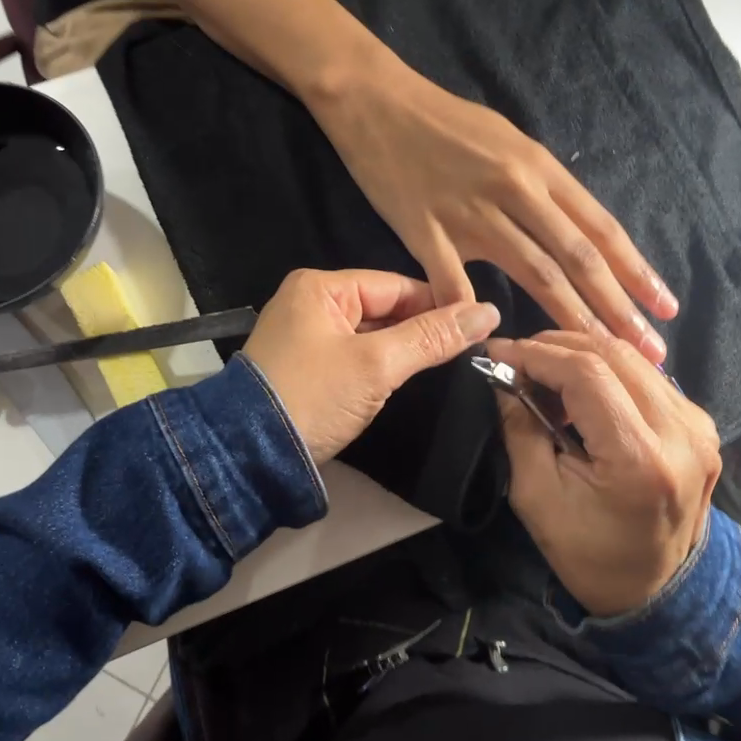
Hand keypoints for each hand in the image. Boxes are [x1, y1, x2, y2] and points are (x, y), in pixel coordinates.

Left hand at [243, 269, 499, 464]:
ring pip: (371, 334)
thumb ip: (432, 337)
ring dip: (402, 349)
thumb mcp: (377, 365)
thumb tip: (490, 313)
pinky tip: (404, 380)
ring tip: (447, 364)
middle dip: (421, 328)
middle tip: (470, 349)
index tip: (480, 326)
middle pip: (384, 307)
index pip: (396, 285)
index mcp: (321, 287)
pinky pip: (354, 355)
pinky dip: (379, 366)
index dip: (439, 304)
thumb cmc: (314, 397)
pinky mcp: (306, 367)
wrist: (251, 456)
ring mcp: (305, 336)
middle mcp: (310, 302)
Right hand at [309, 66, 677, 363]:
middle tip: (650, 348)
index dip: (636, 270)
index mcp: (539, 167)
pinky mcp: (425, 229)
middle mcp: (516, 190)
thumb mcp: (507, 139)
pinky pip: (451, 280)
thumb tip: (568, 225)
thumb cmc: (445, 120)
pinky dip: (468, 312)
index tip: (664, 306)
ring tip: (600, 351)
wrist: (379, 103)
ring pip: (532, 272)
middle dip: (618, 305)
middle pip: (577, 256)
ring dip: (571, 317)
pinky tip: (485, 343)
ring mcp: (470, 212)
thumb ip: (538, 183)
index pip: (599, 227)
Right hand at [488, 332, 720, 617]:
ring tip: (543, 372)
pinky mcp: (701, 424)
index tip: (498, 352)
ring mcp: (699, 426)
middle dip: (556, 346)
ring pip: (632, 359)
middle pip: (613, 354)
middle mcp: (681, 433)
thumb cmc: (587, 552)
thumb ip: (519, 428)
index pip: (587, 374)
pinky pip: (647, 376)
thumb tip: (502, 373)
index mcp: (641, 459)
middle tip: (516, 357)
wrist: (653, 590)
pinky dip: (608, 370)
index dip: (538, 354)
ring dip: (581, 354)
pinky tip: (579, 388)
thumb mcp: (536, 496)